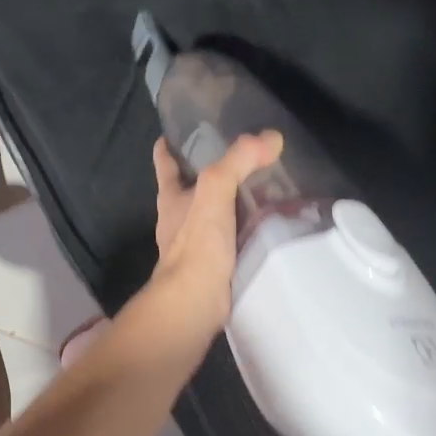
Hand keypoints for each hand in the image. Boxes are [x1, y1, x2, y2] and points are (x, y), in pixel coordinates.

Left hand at [149, 130, 283, 331]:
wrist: (194, 303)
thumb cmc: (196, 243)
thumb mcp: (215, 190)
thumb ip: (238, 161)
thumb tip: (270, 137)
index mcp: (171, 198)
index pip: (165, 164)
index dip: (168, 147)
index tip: (175, 133)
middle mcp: (177, 220)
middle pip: (191, 189)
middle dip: (209, 175)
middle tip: (240, 161)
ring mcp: (193, 247)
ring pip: (211, 217)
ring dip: (230, 206)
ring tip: (262, 193)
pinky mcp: (212, 268)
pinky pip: (230, 242)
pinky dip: (244, 233)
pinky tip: (265, 230)